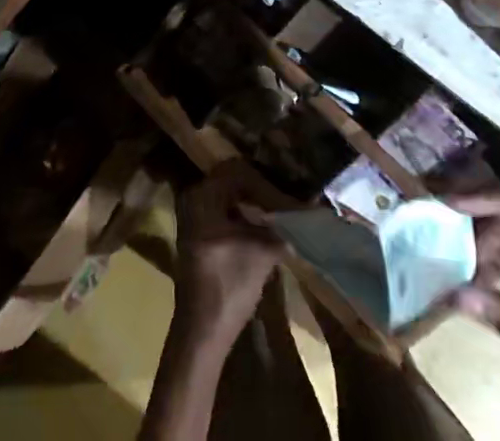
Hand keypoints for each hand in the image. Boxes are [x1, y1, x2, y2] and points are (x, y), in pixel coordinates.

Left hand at [173, 163, 284, 339]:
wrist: (203, 326)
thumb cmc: (229, 285)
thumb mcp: (262, 252)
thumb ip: (280, 227)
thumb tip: (306, 212)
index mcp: (202, 196)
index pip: (239, 173)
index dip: (268, 186)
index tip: (291, 202)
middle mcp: (193, 197)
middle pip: (233, 181)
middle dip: (262, 191)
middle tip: (288, 204)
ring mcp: (192, 214)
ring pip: (229, 196)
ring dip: (255, 204)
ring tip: (281, 215)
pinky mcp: (198, 231)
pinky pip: (224, 210)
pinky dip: (245, 215)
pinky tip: (265, 228)